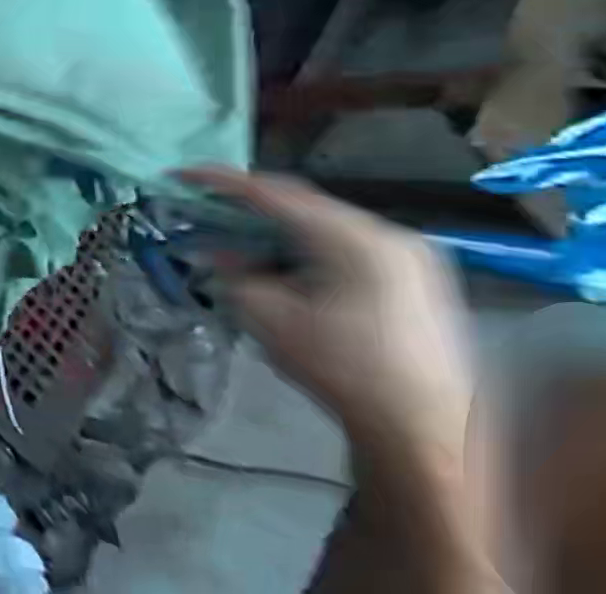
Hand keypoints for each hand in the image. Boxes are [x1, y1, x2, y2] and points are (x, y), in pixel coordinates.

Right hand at [180, 167, 475, 464]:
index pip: (271, 193)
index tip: (178, 174)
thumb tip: (217, 249)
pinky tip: (279, 252)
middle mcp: (386, 234)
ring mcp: (408, 254)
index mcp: (352, 238)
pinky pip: (345, 238)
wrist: (427, 431)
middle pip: (301, 200)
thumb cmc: (339, 366)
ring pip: (323, 218)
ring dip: (275, 219)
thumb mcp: (266, 314)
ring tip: (234, 226)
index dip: (218, 181)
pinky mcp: (414, 275)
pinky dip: (303, 238)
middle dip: (248, 198)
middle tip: (203, 199)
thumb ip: (234, 270)